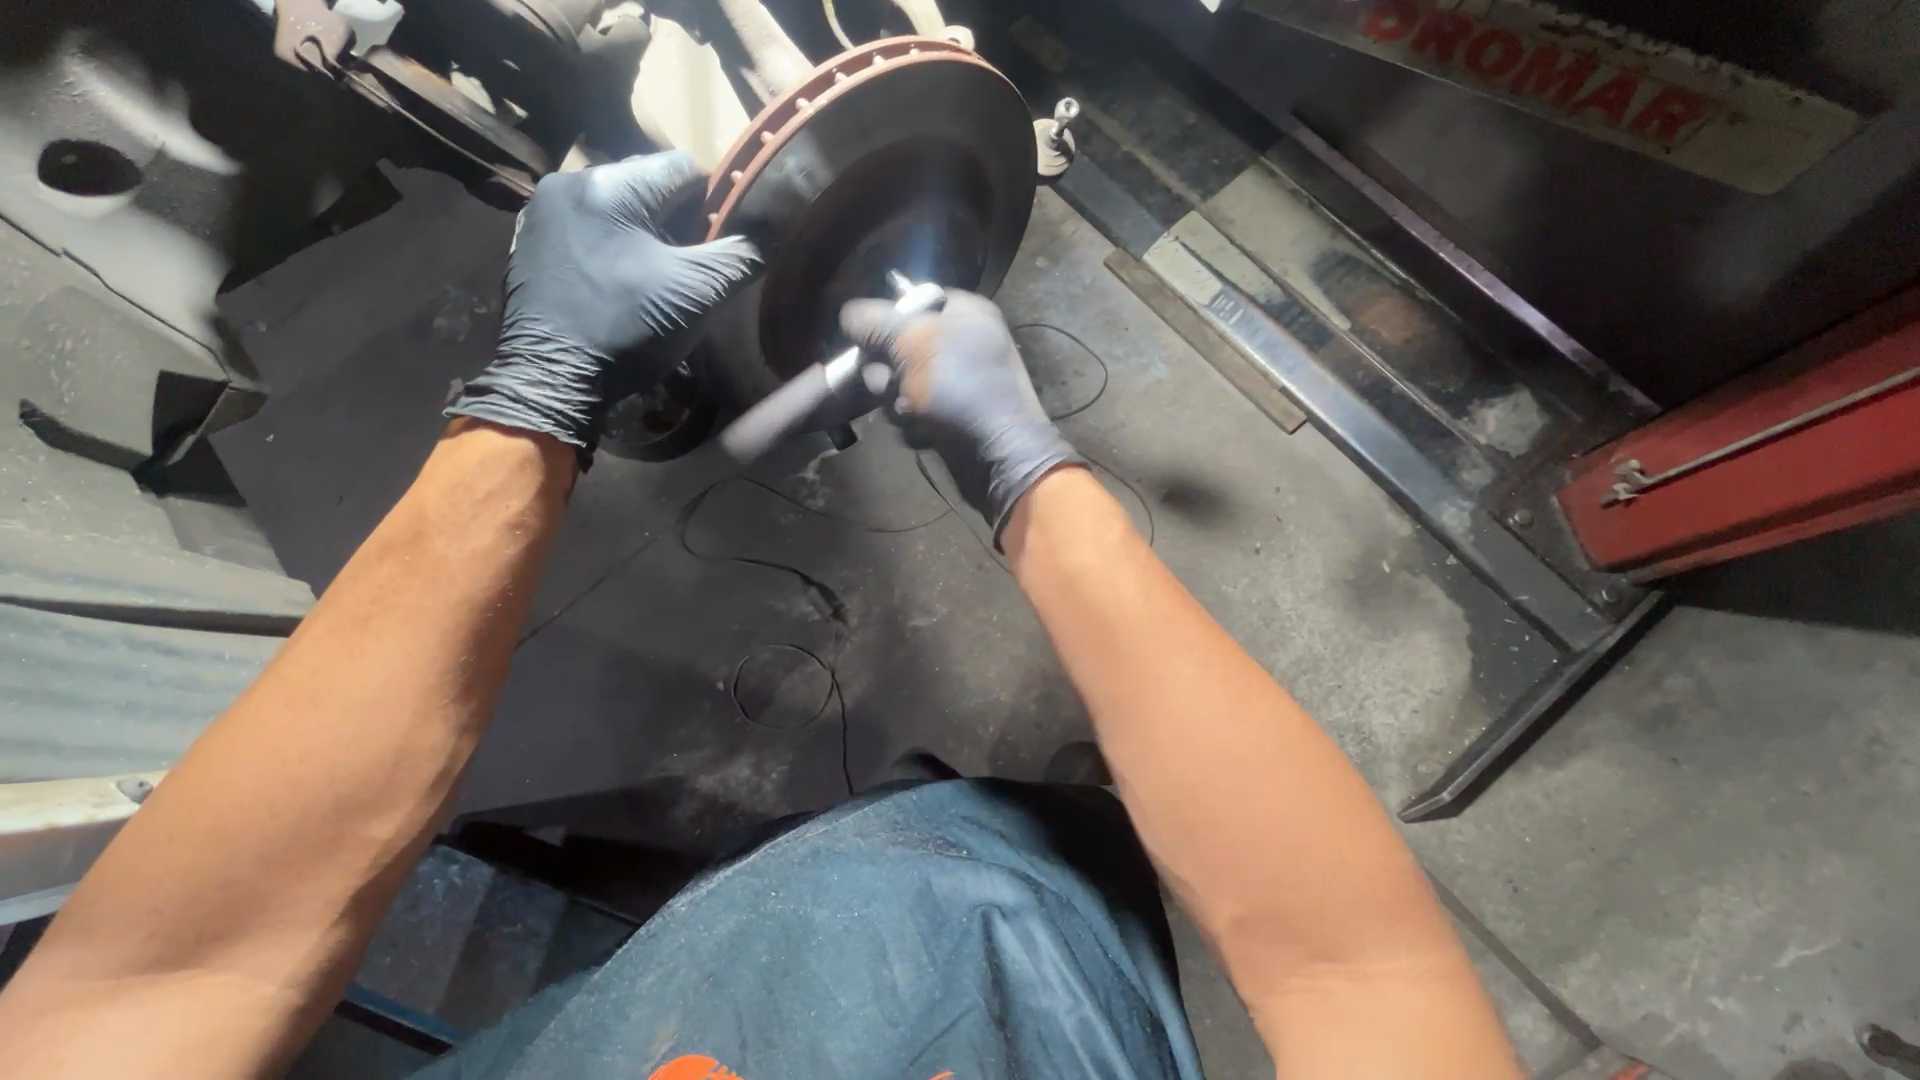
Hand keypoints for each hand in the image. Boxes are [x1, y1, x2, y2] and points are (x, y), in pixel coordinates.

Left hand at [447, 152, 760, 457]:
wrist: (551, 380)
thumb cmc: (627, 331)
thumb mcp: (698, 295)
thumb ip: (743, 254)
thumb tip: (775, 227)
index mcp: (610, 185)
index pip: (684, 168)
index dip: (713, 205)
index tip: (720, 247)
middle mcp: (568, 182)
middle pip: (647, 184)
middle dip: (677, 221)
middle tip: (691, 269)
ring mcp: (542, 211)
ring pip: (617, 207)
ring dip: (644, 234)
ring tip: (656, 279)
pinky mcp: (529, 241)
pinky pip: (588, 227)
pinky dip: (612, 246)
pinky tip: (620, 284)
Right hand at [841, 291, 1082, 541]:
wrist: (998, 455)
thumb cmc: (961, 387)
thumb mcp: (913, 341)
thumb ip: (874, 321)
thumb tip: (848, 314)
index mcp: (964, 313)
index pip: (910, 301)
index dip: (886, 320)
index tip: (871, 338)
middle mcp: (960, 343)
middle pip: (895, 346)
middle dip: (887, 371)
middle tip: (896, 383)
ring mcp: (954, 383)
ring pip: (897, 384)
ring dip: (896, 402)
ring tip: (916, 413)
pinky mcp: (946, 417)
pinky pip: (910, 413)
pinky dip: (912, 424)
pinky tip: (927, 432)